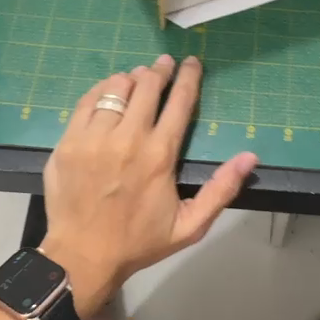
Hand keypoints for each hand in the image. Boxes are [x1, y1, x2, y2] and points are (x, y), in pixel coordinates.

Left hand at [38, 56, 256, 316]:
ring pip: (116, 88)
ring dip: (131, 79)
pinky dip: (101, 90)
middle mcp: (127, 139)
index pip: (179, 102)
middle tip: (164, 64)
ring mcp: (93, 138)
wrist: (82, 256)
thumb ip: (222, 189)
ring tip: (137, 78)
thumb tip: (250, 157)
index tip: (191, 63)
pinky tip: (109, 91)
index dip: (188, 77)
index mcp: (159, 155)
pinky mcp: (68, 141)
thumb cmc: (139, 242)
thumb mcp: (190, 225)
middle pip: (147, 86)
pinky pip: (87, 101)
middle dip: (159, 70)